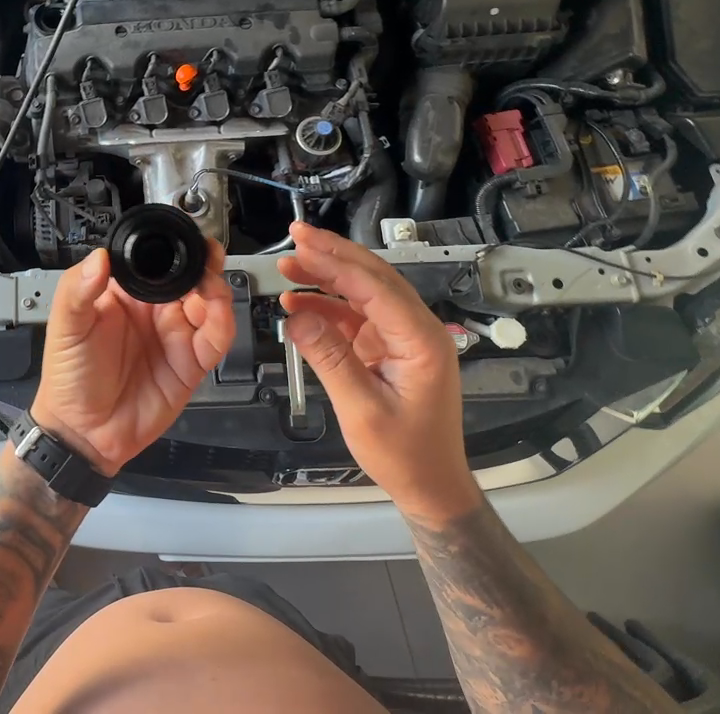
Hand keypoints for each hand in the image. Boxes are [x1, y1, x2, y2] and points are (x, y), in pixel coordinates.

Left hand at [31, 241, 235, 477]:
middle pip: (188, 277)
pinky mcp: (191, 364)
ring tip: (208, 286)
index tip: (180, 239)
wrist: (84, 432)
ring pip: (209, 302)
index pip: (153, 261)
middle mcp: (153, 311)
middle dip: (202, 263)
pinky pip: (217, 338)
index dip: (169, 249)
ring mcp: (174, 335)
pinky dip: (223, 322)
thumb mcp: (66, 327)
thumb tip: (98, 257)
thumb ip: (78, 290)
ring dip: (216, 289)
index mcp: (124, 294)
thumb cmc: (69, 377)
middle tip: (206, 257)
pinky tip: (216, 315)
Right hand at [277, 222, 481, 522]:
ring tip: (288, 264)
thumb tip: (296, 317)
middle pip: (373, 278)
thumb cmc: (404, 454)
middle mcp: (417, 329)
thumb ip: (330, 359)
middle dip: (333, 254)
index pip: (375, 287)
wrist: (430, 485)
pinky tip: (298, 303)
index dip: (336, 263)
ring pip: (363, 291)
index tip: (302, 244)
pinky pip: (356, 315)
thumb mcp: (362, 409)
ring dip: (327, 276)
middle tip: (295, 235)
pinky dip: (327, 306)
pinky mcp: (388, 347)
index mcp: (421, 340)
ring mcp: (403, 337)